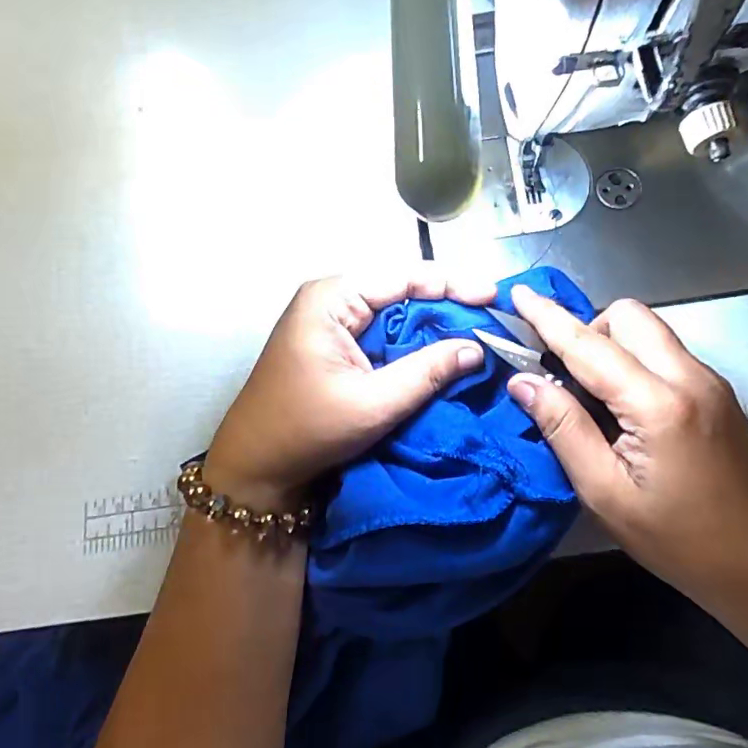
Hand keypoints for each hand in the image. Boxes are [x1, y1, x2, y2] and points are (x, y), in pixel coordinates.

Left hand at [204, 265, 496, 508]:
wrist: (255, 471)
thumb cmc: (306, 432)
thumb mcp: (374, 403)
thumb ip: (428, 371)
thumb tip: (478, 347)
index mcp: (332, 298)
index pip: (404, 276)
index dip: (452, 284)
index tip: (493, 296)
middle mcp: (334, 298)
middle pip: (404, 288)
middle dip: (449, 300)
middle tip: (493, 314)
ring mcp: (337, 320)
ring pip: (400, 309)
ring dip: (438, 320)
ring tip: (481, 326)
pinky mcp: (343, 342)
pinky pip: (390, 330)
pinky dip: (420, 338)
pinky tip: (450, 346)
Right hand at [505, 285, 747, 628]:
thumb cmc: (682, 543)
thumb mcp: (608, 497)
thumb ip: (565, 430)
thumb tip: (524, 383)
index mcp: (660, 403)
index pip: (591, 345)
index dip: (549, 318)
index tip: (520, 294)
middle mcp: (690, 375)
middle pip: (629, 316)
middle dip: (590, 330)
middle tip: (567, 377)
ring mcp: (710, 378)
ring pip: (650, 330)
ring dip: (614, 344)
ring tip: (596, 396)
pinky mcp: (718, 389)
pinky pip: (667, 352)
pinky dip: (638, 360)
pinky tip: (630, 408)